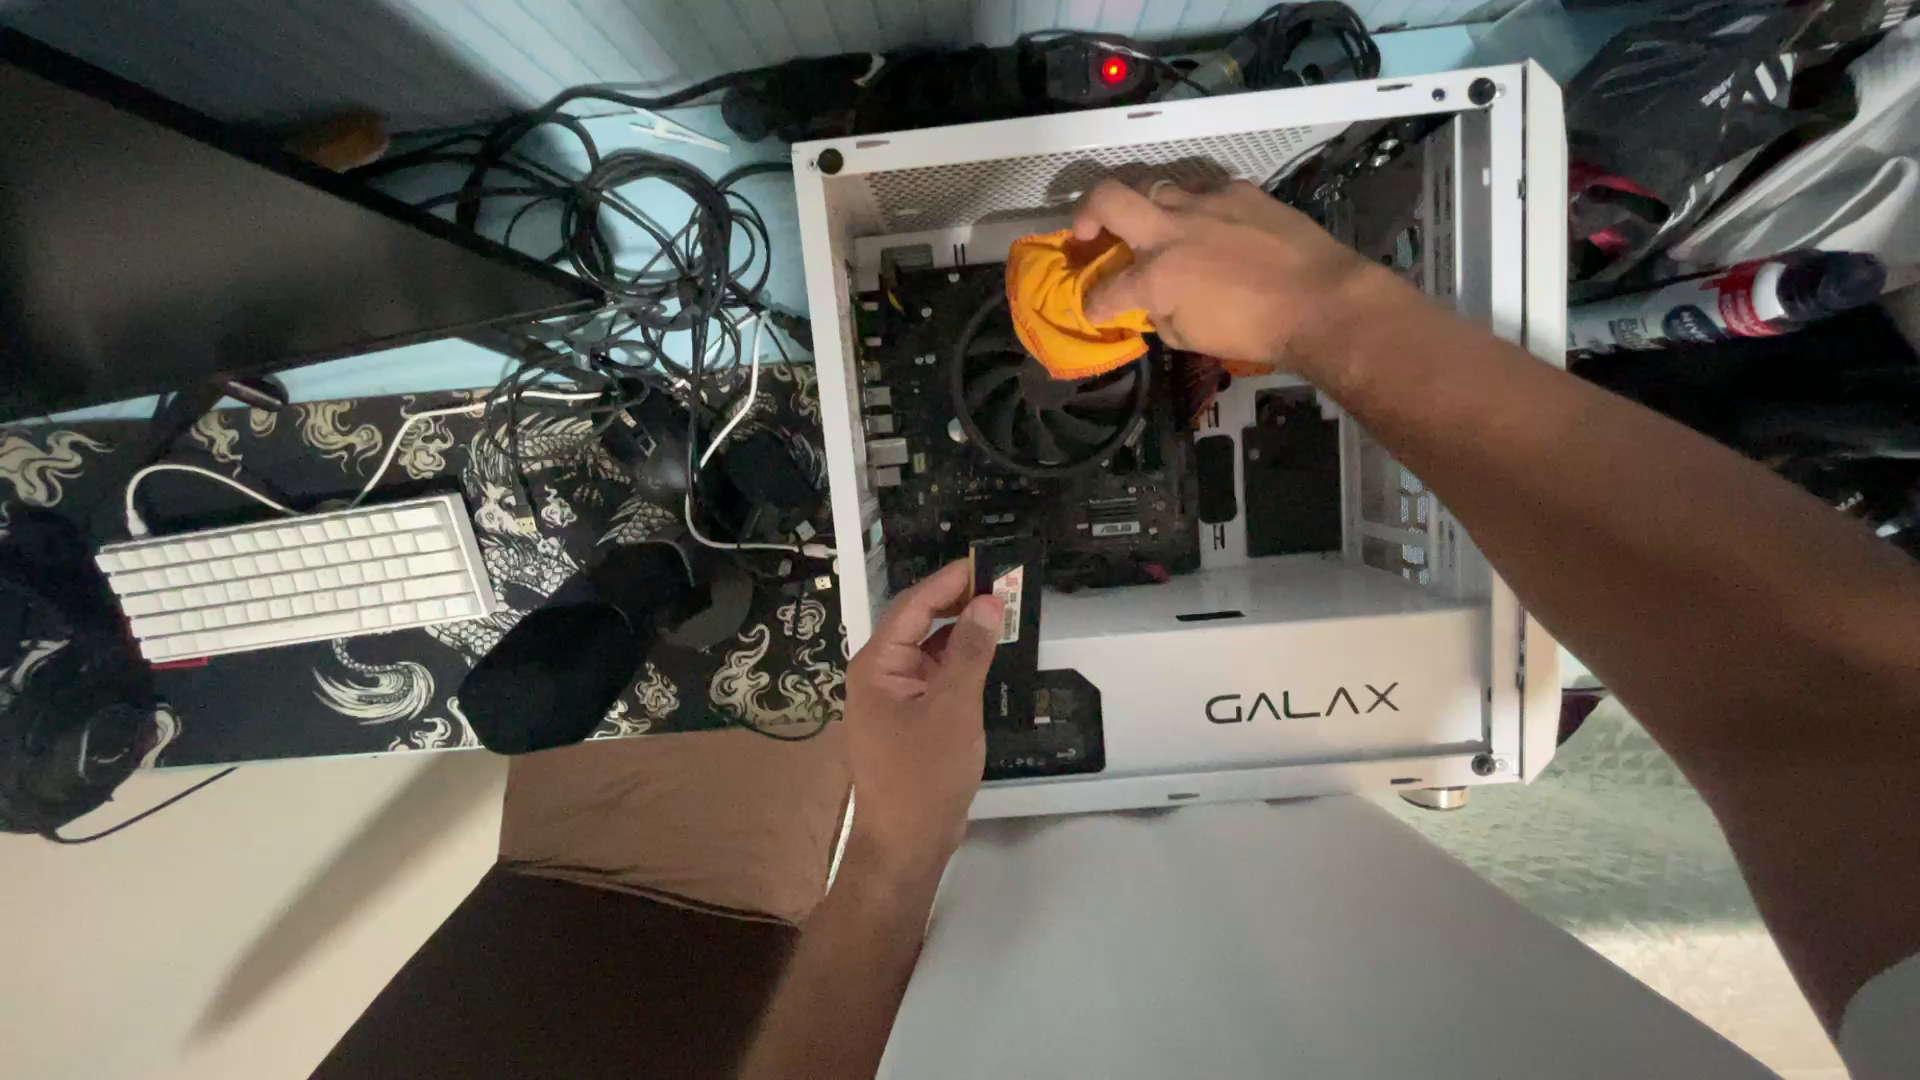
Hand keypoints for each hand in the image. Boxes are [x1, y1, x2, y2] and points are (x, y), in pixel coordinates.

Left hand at [843, 559, 1003, 867]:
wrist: (906, 843)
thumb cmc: (923, 776)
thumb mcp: (953, 708)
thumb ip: (971, 652)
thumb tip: (989, 602)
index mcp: (877, 665)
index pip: (913, 606)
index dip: (948, 582)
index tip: (983, 563)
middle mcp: (879, 673)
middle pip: (918, 623)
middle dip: (956, 602)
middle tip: (999, 584)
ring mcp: (894, 695)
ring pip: (928, 648)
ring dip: (961, 630)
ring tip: (999, 610)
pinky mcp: (910, 715)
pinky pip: (934, 674)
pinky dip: (959, 660)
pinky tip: (985, 652)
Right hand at [1072, 178, 1400, 375]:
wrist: (1318, 299)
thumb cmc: (1251, 331)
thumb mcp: (1188, 338)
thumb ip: (1158, 314)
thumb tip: (1150, 303)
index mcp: (1156, 276)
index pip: (1104, 290)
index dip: (1092, 304)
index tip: (1093, 309)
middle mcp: (1171, 229)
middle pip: (1107, 197)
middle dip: (1084, 213)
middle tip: (1085, 231)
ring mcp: (1204, 201)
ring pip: (1151, 181)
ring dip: (1136, 201)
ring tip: (1143, 221)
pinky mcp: (1236, 188)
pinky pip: (1196, 186)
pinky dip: (1185, 202)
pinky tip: (1198, 220)